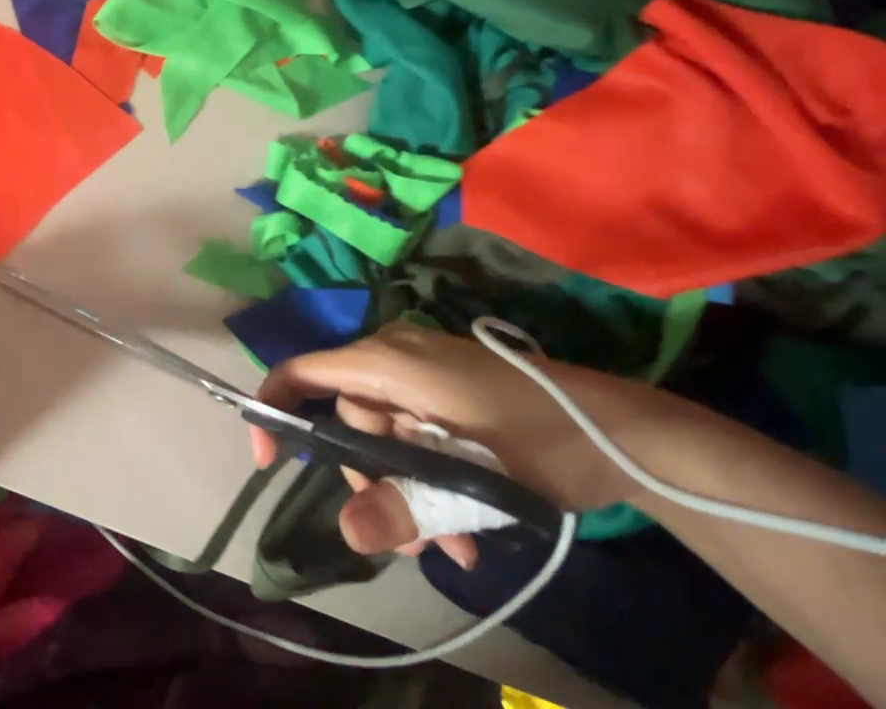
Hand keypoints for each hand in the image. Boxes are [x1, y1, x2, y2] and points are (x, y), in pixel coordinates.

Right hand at [246, 321, 684, 565]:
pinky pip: (415, 438)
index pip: (302, 374)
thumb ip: (404, 505)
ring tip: (449, 544)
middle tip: (408, 538)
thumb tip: (343, 536)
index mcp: (387, 361)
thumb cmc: (546, 443)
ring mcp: (423, 377)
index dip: (273, 410)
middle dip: (373, 485)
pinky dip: (430, 480)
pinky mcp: (448, 396)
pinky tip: (463, 527)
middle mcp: (394, 360)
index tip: (268, 462)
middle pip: (347, 424)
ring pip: (385, 441)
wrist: (635, 435)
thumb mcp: (475, 481)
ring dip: (409, 493)